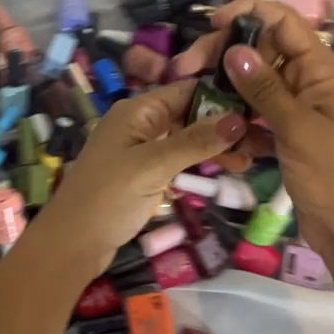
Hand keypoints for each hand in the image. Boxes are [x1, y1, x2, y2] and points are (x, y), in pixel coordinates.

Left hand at [30, 81, 246, 276]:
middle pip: (188, 113)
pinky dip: (199, 162)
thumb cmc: (109, 197)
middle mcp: (138, 122)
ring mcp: (139, 149)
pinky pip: (176, 158)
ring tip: (251, 159)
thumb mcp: (154, 166)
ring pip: (185, 137)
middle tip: (262, 141)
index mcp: (137, 110)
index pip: (187, 90)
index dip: (221, 96)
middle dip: (223, 123)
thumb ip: (195, 141)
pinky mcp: (141, 173)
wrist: (72, 243)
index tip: (259, 107)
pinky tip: (226, 169)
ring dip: (215, 145)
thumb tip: (238, 117)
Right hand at [170, 0, 333, 252]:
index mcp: (321, 70)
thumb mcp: (297, 128)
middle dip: (224, 54)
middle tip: (185, 70)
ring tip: (194, 103)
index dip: (248, 13)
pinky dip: (237, 123)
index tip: (210, 26)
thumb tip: (234, 49)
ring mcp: (297, 110)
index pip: (284, 21)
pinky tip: (221, 140)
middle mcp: (308, 83)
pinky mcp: (286, 136)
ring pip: (253, 85)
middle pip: (261, 50)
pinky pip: (254, 116)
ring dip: (225, 91)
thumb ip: (264, 88)